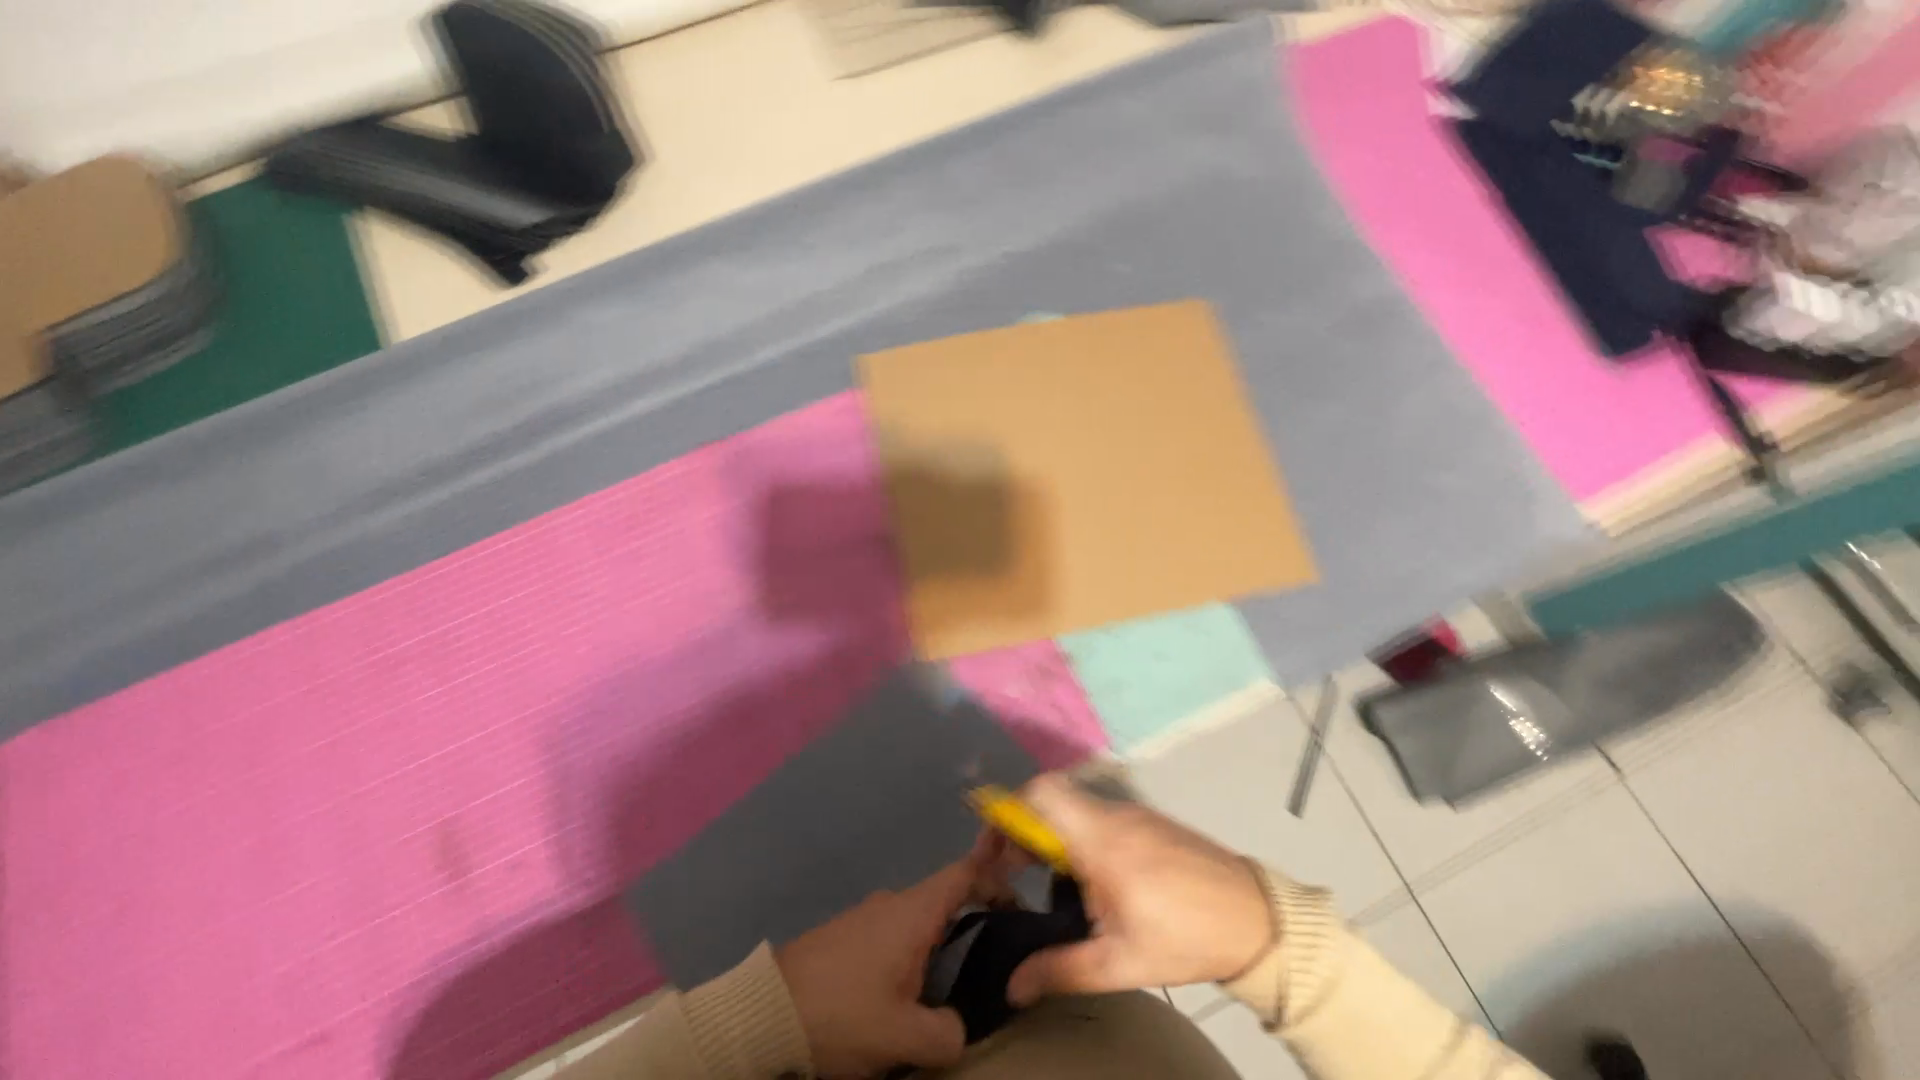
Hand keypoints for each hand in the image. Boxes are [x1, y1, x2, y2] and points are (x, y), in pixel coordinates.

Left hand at [774, 848, 987, 1077]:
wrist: (761, 1014)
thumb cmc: (841, 1014)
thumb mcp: (902, 1036)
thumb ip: (947, 1033)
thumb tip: (958, 1028)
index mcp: (913, 913)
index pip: (964, 873)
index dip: (996, 874)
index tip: (1022, 894)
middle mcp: (891, 905)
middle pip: (944, 900)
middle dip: (974, 921)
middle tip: (1000, 956)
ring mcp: (864, 918)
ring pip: (917, 924)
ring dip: (941, 945)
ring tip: (957, 986)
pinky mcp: (843, 939)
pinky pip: (892, 938)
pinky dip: (912, 957)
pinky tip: (910, 994)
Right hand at [1002, 774, 1274, 1004]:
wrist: (1259, 921)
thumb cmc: (1186, 940)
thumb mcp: (1120, 964)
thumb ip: (1061, 970)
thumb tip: (1012, 986)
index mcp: (1101, 840)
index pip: (1042, 794)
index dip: (1008, 811)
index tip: (995, 851)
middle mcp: (1115, 815)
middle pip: (1050, 800)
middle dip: (1022, 830)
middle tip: (1012, 871)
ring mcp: (1136, 814)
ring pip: (1075, 808)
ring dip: (1050, 834)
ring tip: (1045, 880)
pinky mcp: (1152, 822)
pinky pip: (1100, 816)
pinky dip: (1078, 836)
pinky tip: (1087, 878)